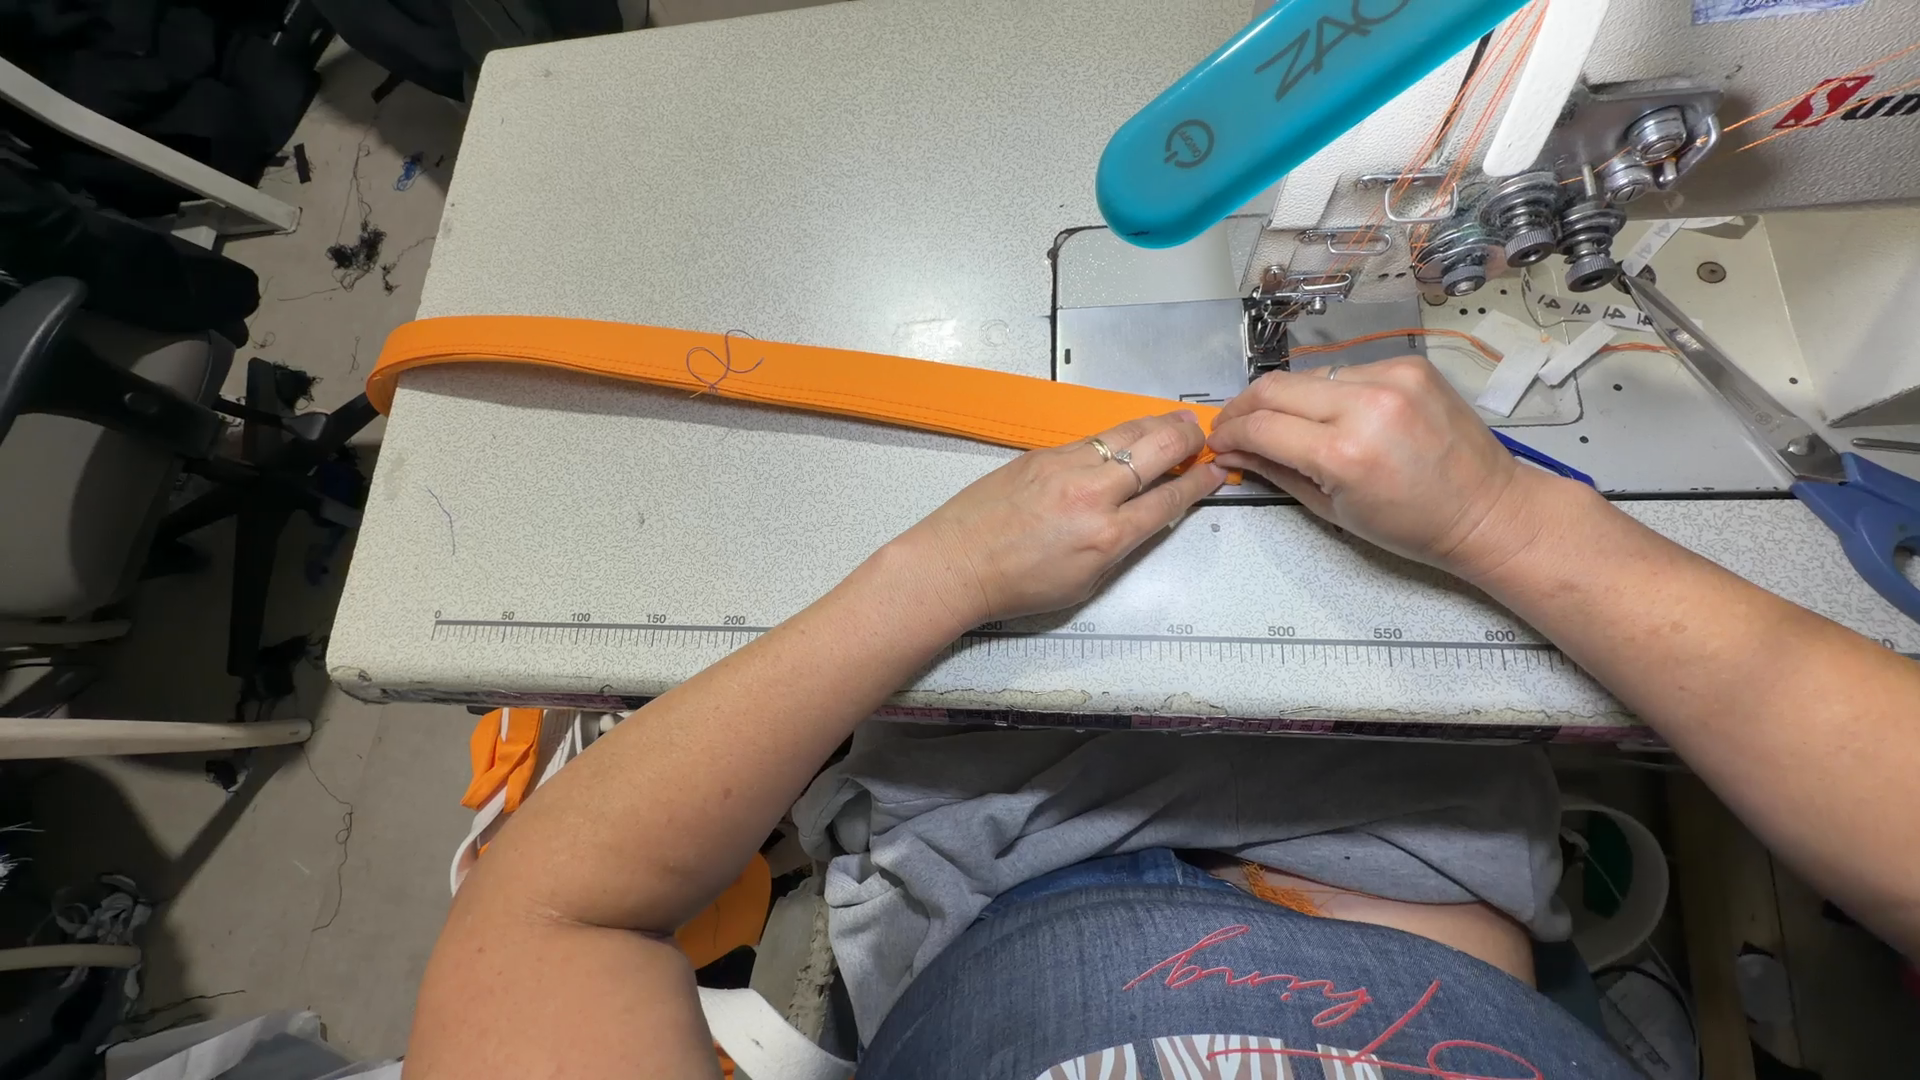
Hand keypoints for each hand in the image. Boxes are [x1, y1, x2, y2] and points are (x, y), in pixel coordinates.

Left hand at [889, 412, 1226, 628]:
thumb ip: (1122, 546)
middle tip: (1202, 438)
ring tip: (1175, 425)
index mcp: (1108, 536)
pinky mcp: (1042, 453)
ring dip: (1159, 425)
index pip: (1171, 497)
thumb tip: (1147, 516)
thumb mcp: (1085, 583)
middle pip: (1160, 448)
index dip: (1202, 482)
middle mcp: (1093, 494)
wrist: (958, 563)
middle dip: (1191, 439)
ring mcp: (1065, 466)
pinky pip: (1092, 438)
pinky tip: (1124, 441)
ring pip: (1128, 431)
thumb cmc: (1017, 585)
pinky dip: (1117, 436)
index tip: (1217, 471)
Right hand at [1208, 356, 1563, 580]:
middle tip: (1230, 426)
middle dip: (1242, 407)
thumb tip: (1229, 452)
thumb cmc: (1407, 526)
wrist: (1488, 509)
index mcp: (1344, 452)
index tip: (1216, 443)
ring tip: (1274, 422)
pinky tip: (1325, 414)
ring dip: (1281, 399)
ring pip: (1306, 375)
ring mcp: (1392, 377)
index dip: (1228, 433)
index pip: (1260, 426)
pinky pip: (1343, 371)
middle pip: (1275, 387)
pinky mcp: (1409, 365)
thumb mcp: (1328, 508)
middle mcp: (1367, 404)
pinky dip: (1322, 392)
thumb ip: (1273, 470)